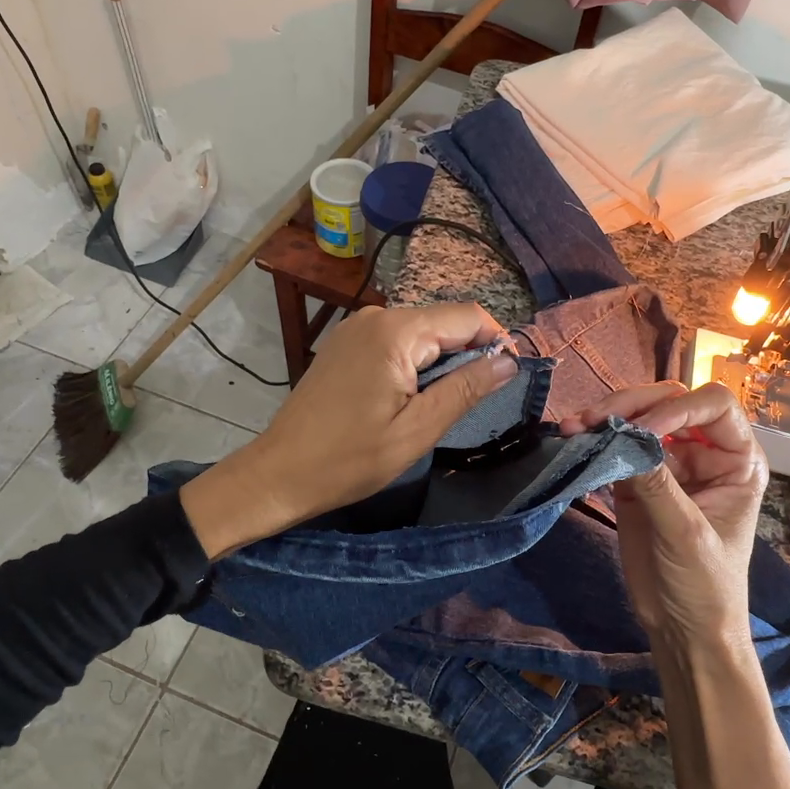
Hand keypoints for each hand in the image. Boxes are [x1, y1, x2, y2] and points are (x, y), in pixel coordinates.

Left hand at [181, 303, 516, 557]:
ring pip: (421, 331)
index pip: (466, 316)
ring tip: (441, 404)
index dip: (495, 342)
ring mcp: (356, 327)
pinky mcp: (345, 343)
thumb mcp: (418, 429)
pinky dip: (414, 362)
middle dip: (468, 353)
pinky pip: (396, 341)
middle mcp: (375, 316)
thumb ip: (466, 388)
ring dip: (441, 361)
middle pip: (442, 321)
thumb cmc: (351, 458)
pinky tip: (410, 397)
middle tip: (475, 400)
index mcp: (395, 331)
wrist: (280, 472)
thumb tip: (509, 361)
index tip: (507, 379)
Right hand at [559, 382, 768, 651]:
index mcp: (736, 460)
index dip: (677, 407)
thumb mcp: (687, 535)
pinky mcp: (635, 478)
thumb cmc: (706, 586)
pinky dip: (593, 439)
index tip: (642, 429)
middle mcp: (704, 452)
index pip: (713, 405)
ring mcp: (667, 463)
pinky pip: (615, 445)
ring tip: (575, 425)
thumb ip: (658, 486)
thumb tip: (624, 439)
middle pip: (669, 402)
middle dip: (631, 405)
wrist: (682, 630)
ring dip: (606, 417)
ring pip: (637, 417)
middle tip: (593, 419)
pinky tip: (571, 439)